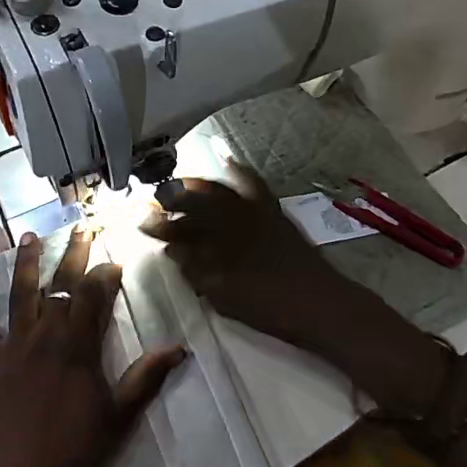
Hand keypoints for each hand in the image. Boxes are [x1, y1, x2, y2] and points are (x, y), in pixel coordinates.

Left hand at [0, 228, 185, 466]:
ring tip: (29, 236)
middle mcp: (46, 335)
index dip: (105, 275)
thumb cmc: (77, 448)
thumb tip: (178, 348)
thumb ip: (146, 378)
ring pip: (21, 295)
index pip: (93, 297)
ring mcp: (16, 345)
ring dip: (26, 264)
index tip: (114, 262)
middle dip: (73, 255)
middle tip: (82, 229)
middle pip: (60, 285)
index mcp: (78, 346)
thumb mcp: (120, 415)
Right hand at [139, 163, 340, 349]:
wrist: (325, 307)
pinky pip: (252, 184)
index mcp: (220, 241)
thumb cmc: (270, 307)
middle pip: (196, 203)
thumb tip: (172, 251)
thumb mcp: (225, 296)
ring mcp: (256, 212)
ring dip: (195, 187)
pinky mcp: (273, 213)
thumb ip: (196, 271)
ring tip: (177, 185)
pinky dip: (238, 170)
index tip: (141, 222)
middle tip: (154, 202)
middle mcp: (235, 219)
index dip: (158, 225)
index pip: (179, 229)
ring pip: (219, 191)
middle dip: (171, 200)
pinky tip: (227, 159)